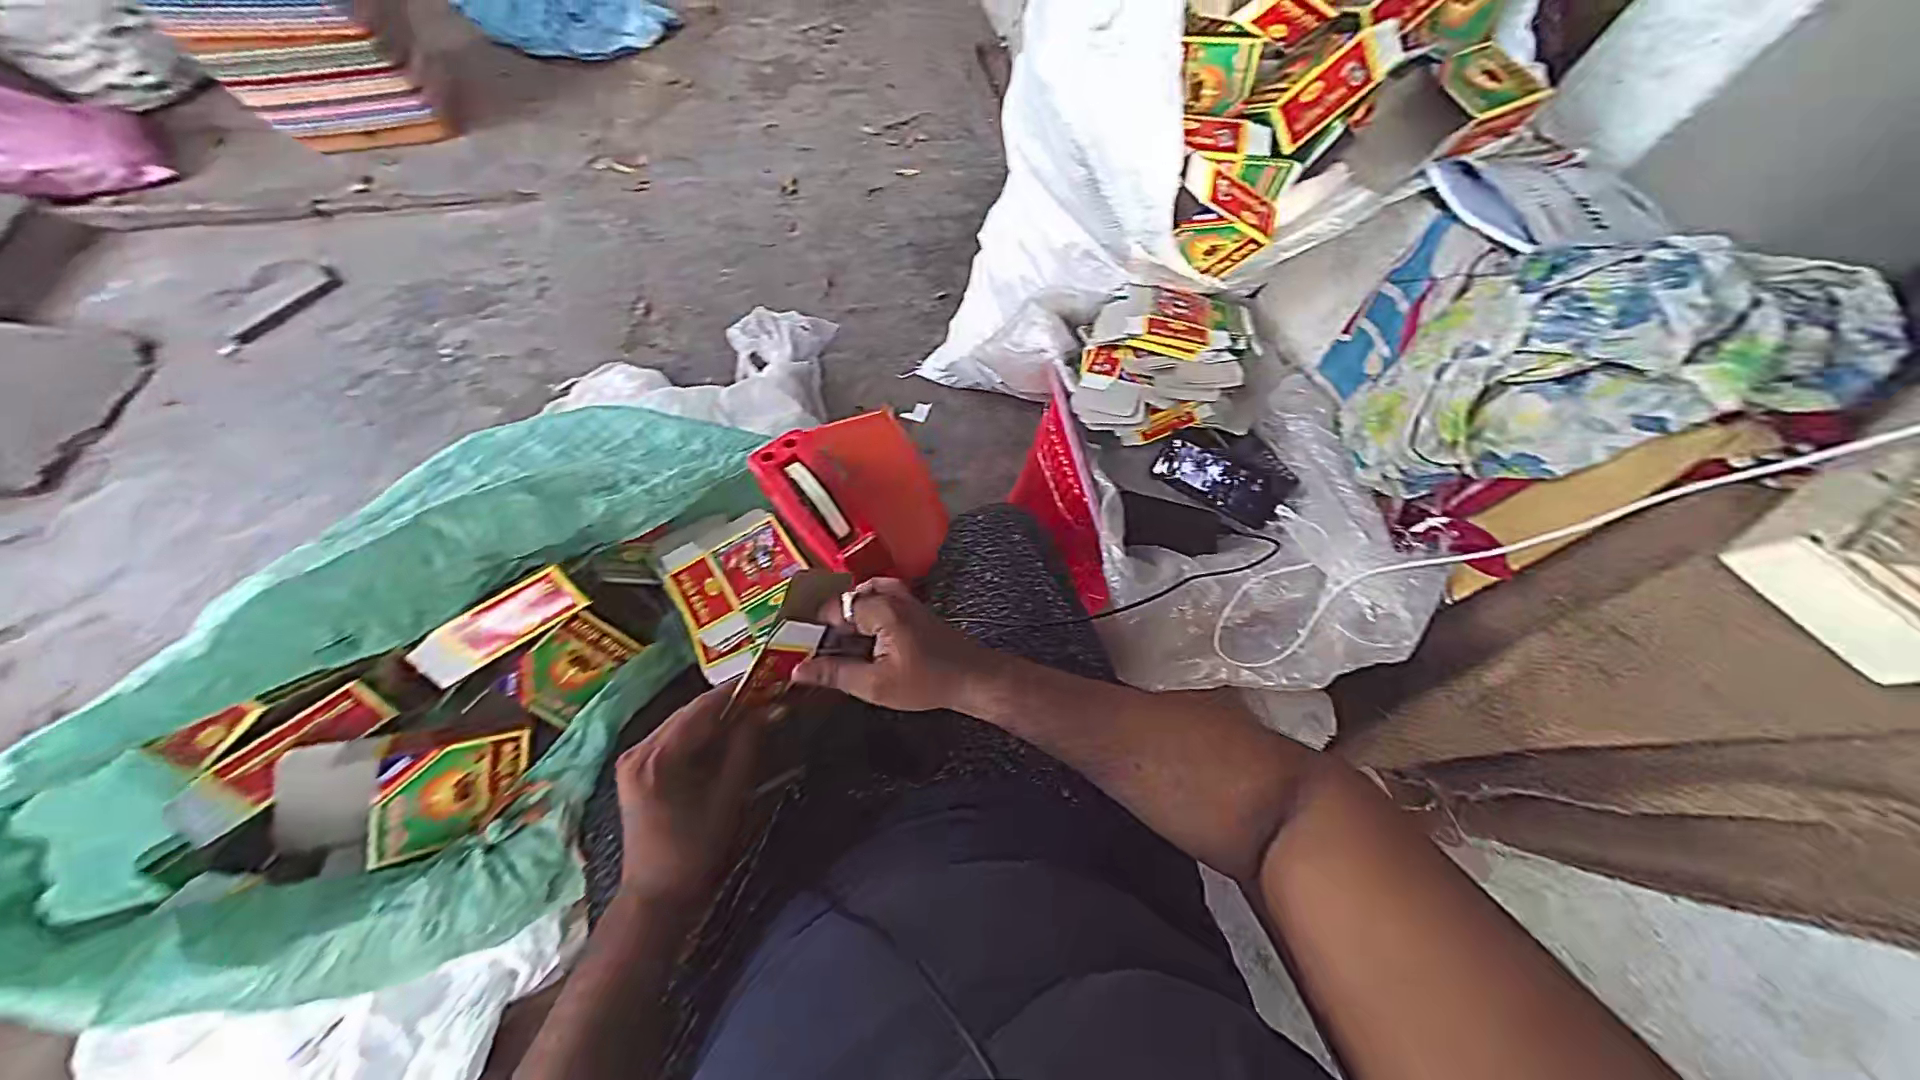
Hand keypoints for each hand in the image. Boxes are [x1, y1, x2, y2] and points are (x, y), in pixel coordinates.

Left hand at [614, 684, 761, 905]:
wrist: (658, 894)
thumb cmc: (697, 850)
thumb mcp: (730, 794)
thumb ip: (747, 745)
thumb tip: (770, 708)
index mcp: (658, 757)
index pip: (703, 707)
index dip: (739, 690)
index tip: (770, 681)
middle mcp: (638, 749)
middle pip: (690, 711)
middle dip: (729, 702)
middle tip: (766, 697)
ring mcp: (632, 758)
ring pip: (682, 722)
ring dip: (715, 716)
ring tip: (751, 713)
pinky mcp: (634, 769)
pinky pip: (673, 737)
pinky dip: (700, 732)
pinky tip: (723, 735)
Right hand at [790, 578, 999, 712]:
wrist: (971, 677)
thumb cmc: (927, 682)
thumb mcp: (875, 685)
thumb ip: (835, 674)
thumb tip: (798, 670)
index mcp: (881, 610)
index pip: (834, 608)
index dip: (814, 628)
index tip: (801, 647)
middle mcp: (891, 596)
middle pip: (846, 601)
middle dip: (829, 624)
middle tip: (817, 651)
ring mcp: (903, 599)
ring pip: (862, 597)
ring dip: (847, 618)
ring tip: (838, 645)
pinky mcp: (911, 607)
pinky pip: (878, 599)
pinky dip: (864, 613)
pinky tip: (862, 638)